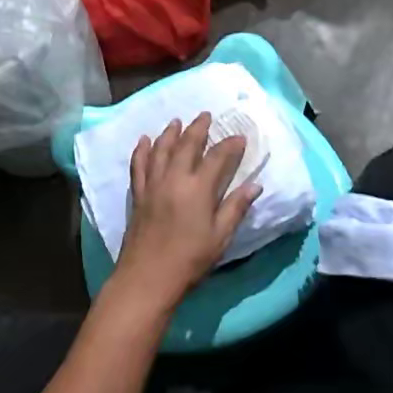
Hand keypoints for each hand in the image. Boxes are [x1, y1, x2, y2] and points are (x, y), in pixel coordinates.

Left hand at [106, 113, 260, 314]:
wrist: (148, 277)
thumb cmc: (190, 259)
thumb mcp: (220, 236)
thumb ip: (235, 208)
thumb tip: (255, 185)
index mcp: (198, 188)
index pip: (218, 158)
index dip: (230, 145)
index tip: (240, 136)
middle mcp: (174, 179)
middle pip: (186, 145)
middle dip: (198, 128)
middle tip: (205, 115)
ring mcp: (153, 185)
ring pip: (161, 150)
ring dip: (170, 133)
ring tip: (177, 121)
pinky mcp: (138, 194)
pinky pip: (139, 165)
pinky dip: (141, 150)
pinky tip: (144, 140)